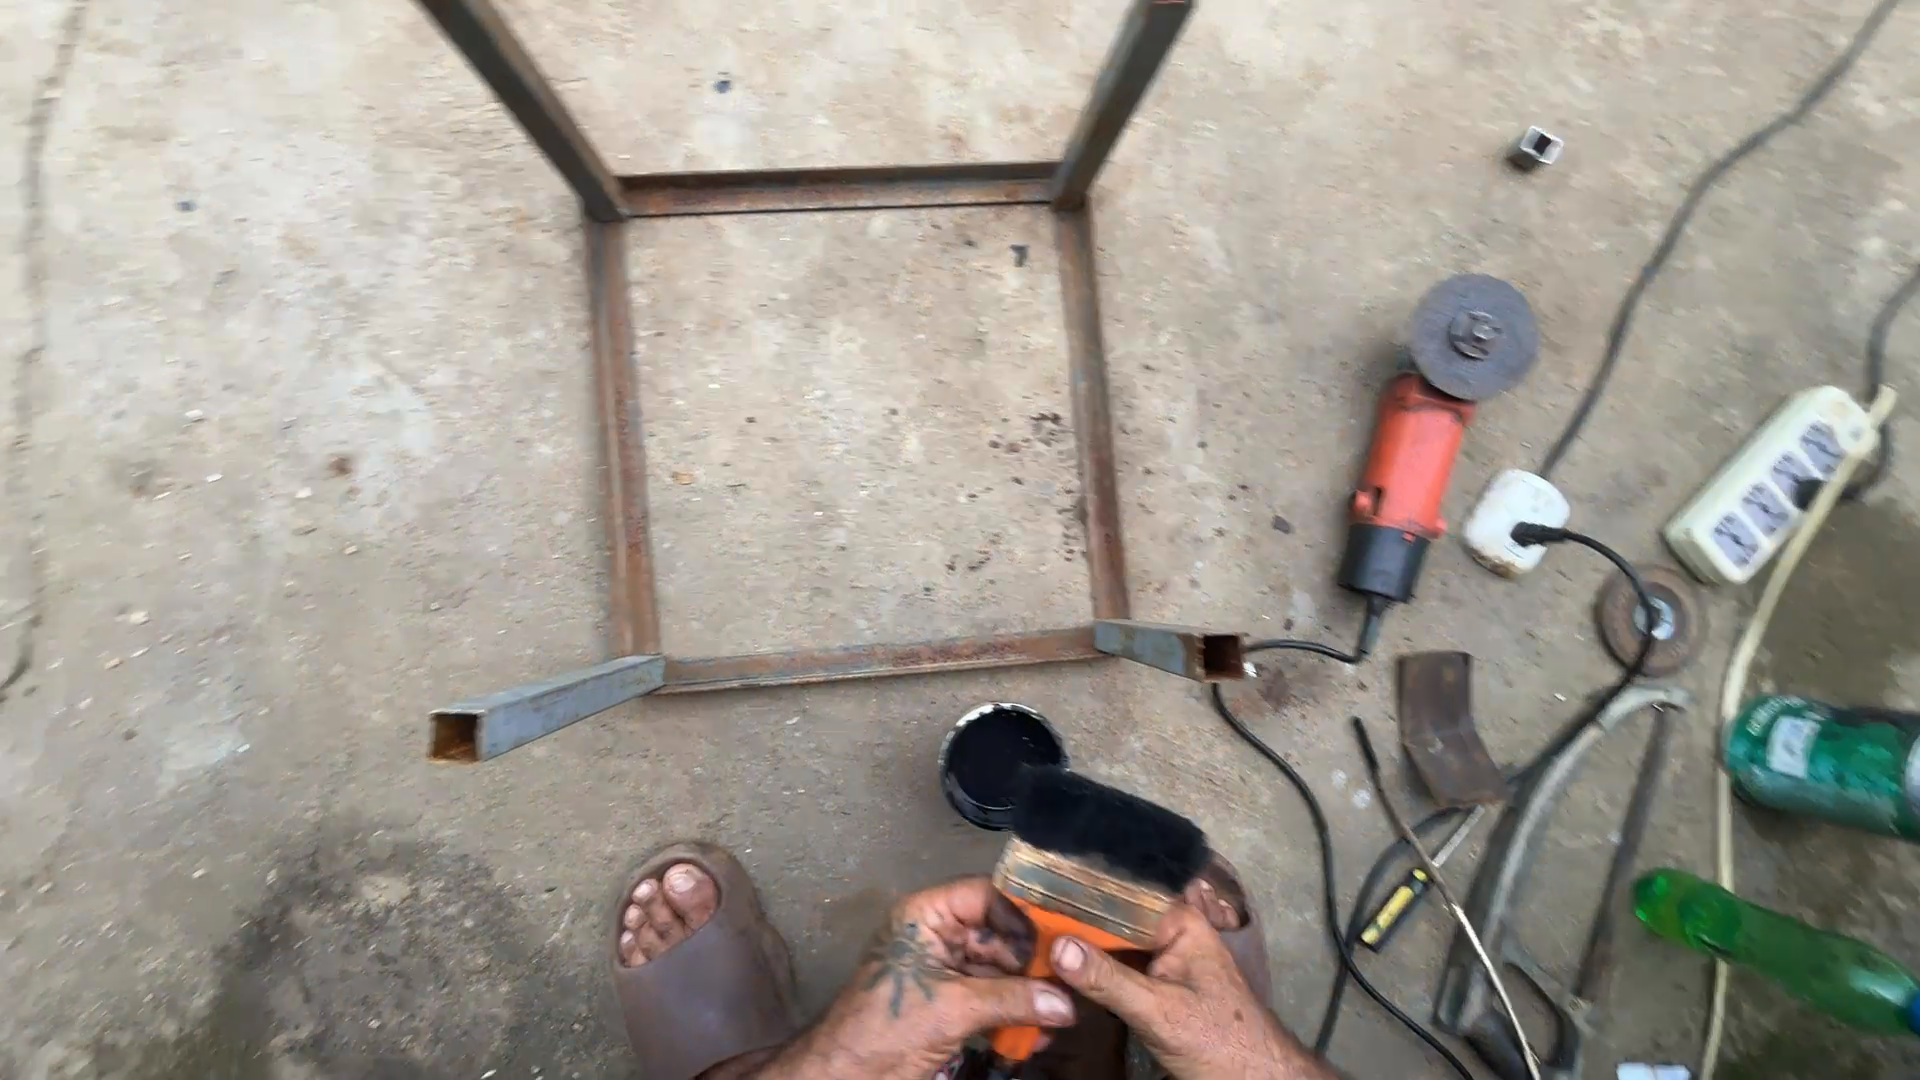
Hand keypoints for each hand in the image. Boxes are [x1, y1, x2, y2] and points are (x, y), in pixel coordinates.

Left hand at [760, 877, 1076, 1079]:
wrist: (846, 1077)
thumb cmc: (889, 1026)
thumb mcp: (954, 1009)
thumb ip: (1010, 1000)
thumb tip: (1066, 1004)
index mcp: (926, 915)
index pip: (982, 896)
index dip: (1018, 915)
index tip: (1055, 938)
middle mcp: (936, 933)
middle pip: (993, 933)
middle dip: (1029, 959)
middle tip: (1069, 977)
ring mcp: (941, 967)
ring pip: (994, 967)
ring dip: (1025, 990)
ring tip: (1063, 1007)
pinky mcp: (946, 1000)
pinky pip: (986, 995)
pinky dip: (1010, 1011)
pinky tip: (1040, 1028)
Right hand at [1050, 901, 1336, 1079]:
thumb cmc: (1220, 1042)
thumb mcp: (1161, 1012)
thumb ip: (1110, 979)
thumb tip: (1058, 945)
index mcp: (1178, 920)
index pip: (1122, 891)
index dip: (1081, 887)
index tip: (1038, 884)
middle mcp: (1167, 931)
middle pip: (1113, 916)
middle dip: (1074, 918)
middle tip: (1024, 912)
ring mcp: (1160, 960)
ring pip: (1111, 943)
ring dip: (1078, 944)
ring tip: (1030, 933)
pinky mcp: (1153, 987)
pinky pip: (1115, 968)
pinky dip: (1089, 970)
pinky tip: (1056, 966)